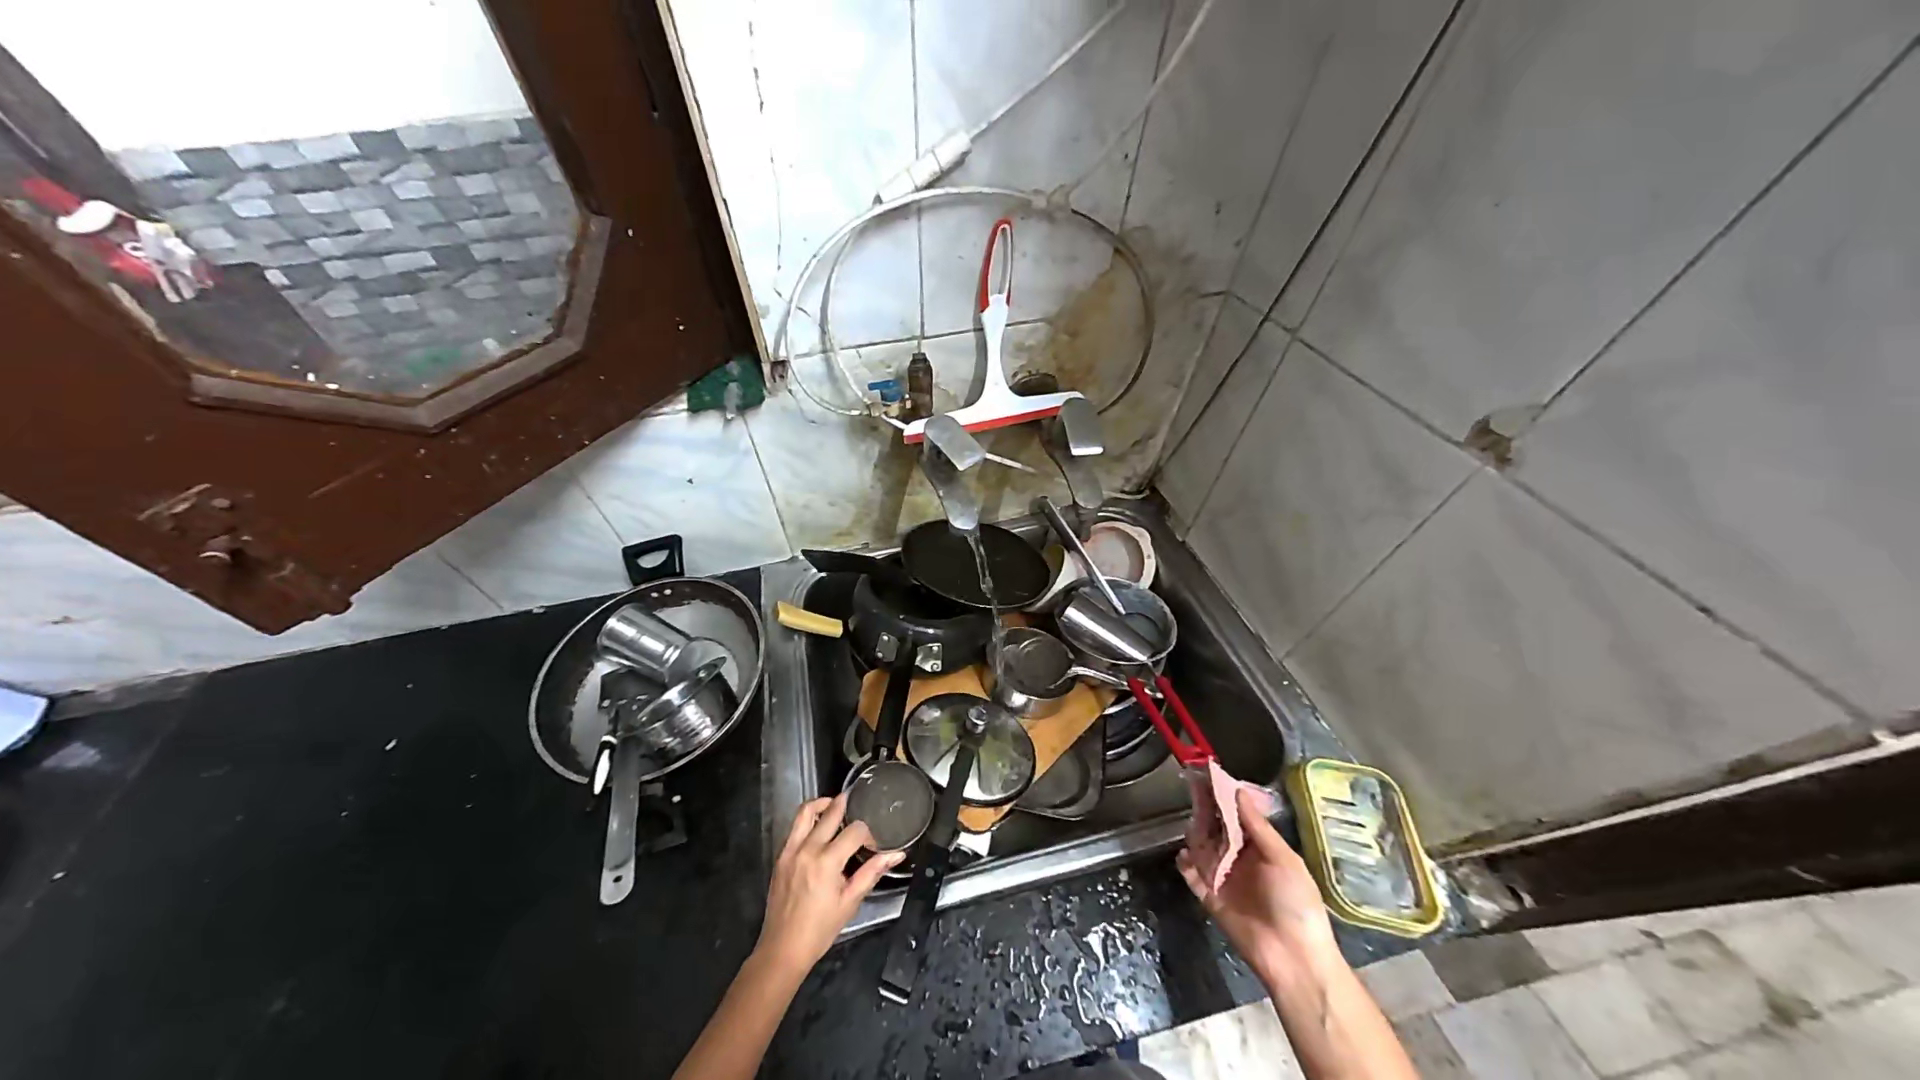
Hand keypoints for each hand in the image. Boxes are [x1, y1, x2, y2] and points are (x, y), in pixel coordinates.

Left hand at [756, 794, 902, 973]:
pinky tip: (818, 829)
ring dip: (821, 804)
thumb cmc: (820, 929)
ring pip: (805, 812)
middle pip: (829, 813)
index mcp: (827, 861)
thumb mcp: (850, 902)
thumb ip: (872, 872)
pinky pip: (794, 828)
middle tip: (856, 802)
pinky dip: (807, 821)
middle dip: (845, 805)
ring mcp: (790, 851)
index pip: (854, 830)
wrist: (783, 948)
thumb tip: (896, 855)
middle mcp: (807, 850)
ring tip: (834, 805)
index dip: (868, 833)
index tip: (872, 845)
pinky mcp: (780, 857)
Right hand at [1178, 787, 1338, 988]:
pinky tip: (1186, 856)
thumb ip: (1257, 826)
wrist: (1294, 958)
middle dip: (1205, 808)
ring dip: (1195, 833)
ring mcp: (1224, 878)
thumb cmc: (1296, 903)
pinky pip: (1193, 877)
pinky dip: (1187, 865)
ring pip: (1201, 848)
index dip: (1223, 796)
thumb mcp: (1283, 859)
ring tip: (1192, 822)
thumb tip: (1238, 790)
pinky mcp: (1211, 898)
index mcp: (1259, 847)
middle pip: (1215, 827)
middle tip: (1193, 787)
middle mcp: (1239, 858)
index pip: (1236, 815)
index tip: (1209, 774)